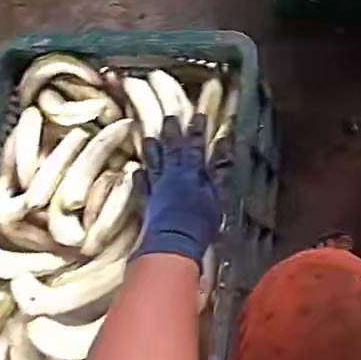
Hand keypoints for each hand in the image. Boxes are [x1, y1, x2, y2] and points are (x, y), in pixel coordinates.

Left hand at [134, 117, 221, 266]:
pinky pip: (142, 186)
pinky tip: (137, 171)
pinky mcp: (147, 203)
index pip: (195, 146)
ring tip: (149, 137)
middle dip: (172, 133)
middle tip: (170, 118)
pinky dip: (140, 177)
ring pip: (154, 163)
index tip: (198, 116)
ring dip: (153, 150)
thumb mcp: (217, 194)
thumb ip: (219, 168)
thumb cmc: (200, 221)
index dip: (197, 131)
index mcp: (191, 171)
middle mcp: (172, 175)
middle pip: (172, 150)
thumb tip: (223, 145)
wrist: (173, 242)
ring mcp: (157, 188)